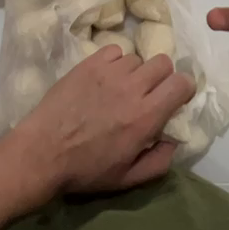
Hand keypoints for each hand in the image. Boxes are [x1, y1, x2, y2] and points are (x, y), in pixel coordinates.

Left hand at [1, 45, 194, 196]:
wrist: (45, 151)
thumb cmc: (87, 169)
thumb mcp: (128, 179)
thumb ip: (159, 161)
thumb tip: (174, 140)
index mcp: (145, 117)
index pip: (180, 83)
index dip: (183, 88)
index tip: (176, 98)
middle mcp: (131, 88)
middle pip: (162, 62)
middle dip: (162, 77)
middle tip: (149, 93)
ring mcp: (109, 71)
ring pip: (137, 58)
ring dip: (135, 72)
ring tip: (121, 89)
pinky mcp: (89, 62)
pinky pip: (114, 51)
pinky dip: (115, 62)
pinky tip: (104, 79)